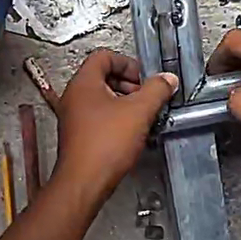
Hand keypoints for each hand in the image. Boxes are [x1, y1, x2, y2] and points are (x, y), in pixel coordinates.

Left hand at [51, 49, 177, 197]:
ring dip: (124, 103)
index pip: (103, 57)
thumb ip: (156, 91)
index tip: (143, 77)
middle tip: (145, 96)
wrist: (84, 182)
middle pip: (103, 77)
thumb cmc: (102, 147)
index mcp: (84, 84)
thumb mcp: (139, 112)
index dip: (127, 63)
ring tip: (141, 116)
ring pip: (101, 100)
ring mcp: (74, 118)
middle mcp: (74, 98)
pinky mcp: (79, 136)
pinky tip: (130, 133)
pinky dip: (116, 120)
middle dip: (128, 85)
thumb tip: (166, 80)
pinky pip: (99, 119)